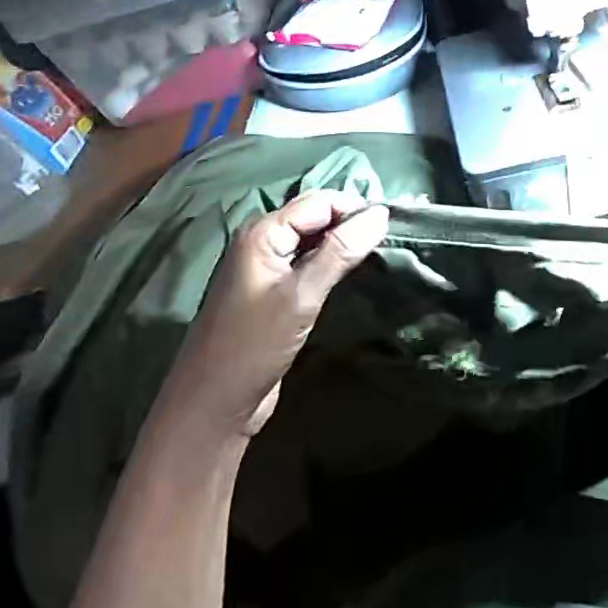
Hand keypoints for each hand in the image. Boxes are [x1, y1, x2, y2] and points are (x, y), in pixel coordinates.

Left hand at [162, 190, 388, 439]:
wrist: (214, 405)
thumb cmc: (254, 346)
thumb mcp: (301, 296)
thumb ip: (340, 252)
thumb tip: (381, 214)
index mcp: (263, 234)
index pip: (321, 202)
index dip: (357, 208)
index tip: (394, 225)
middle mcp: (263, 241)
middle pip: (317, 215)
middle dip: (353, 221)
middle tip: (392, 238)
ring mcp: (267, 266)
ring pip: (316, 238)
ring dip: (346, 242)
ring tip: (382, 252)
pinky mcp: (275, 289)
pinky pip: (310, 261)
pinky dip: (334, 261)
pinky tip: (356, 271)